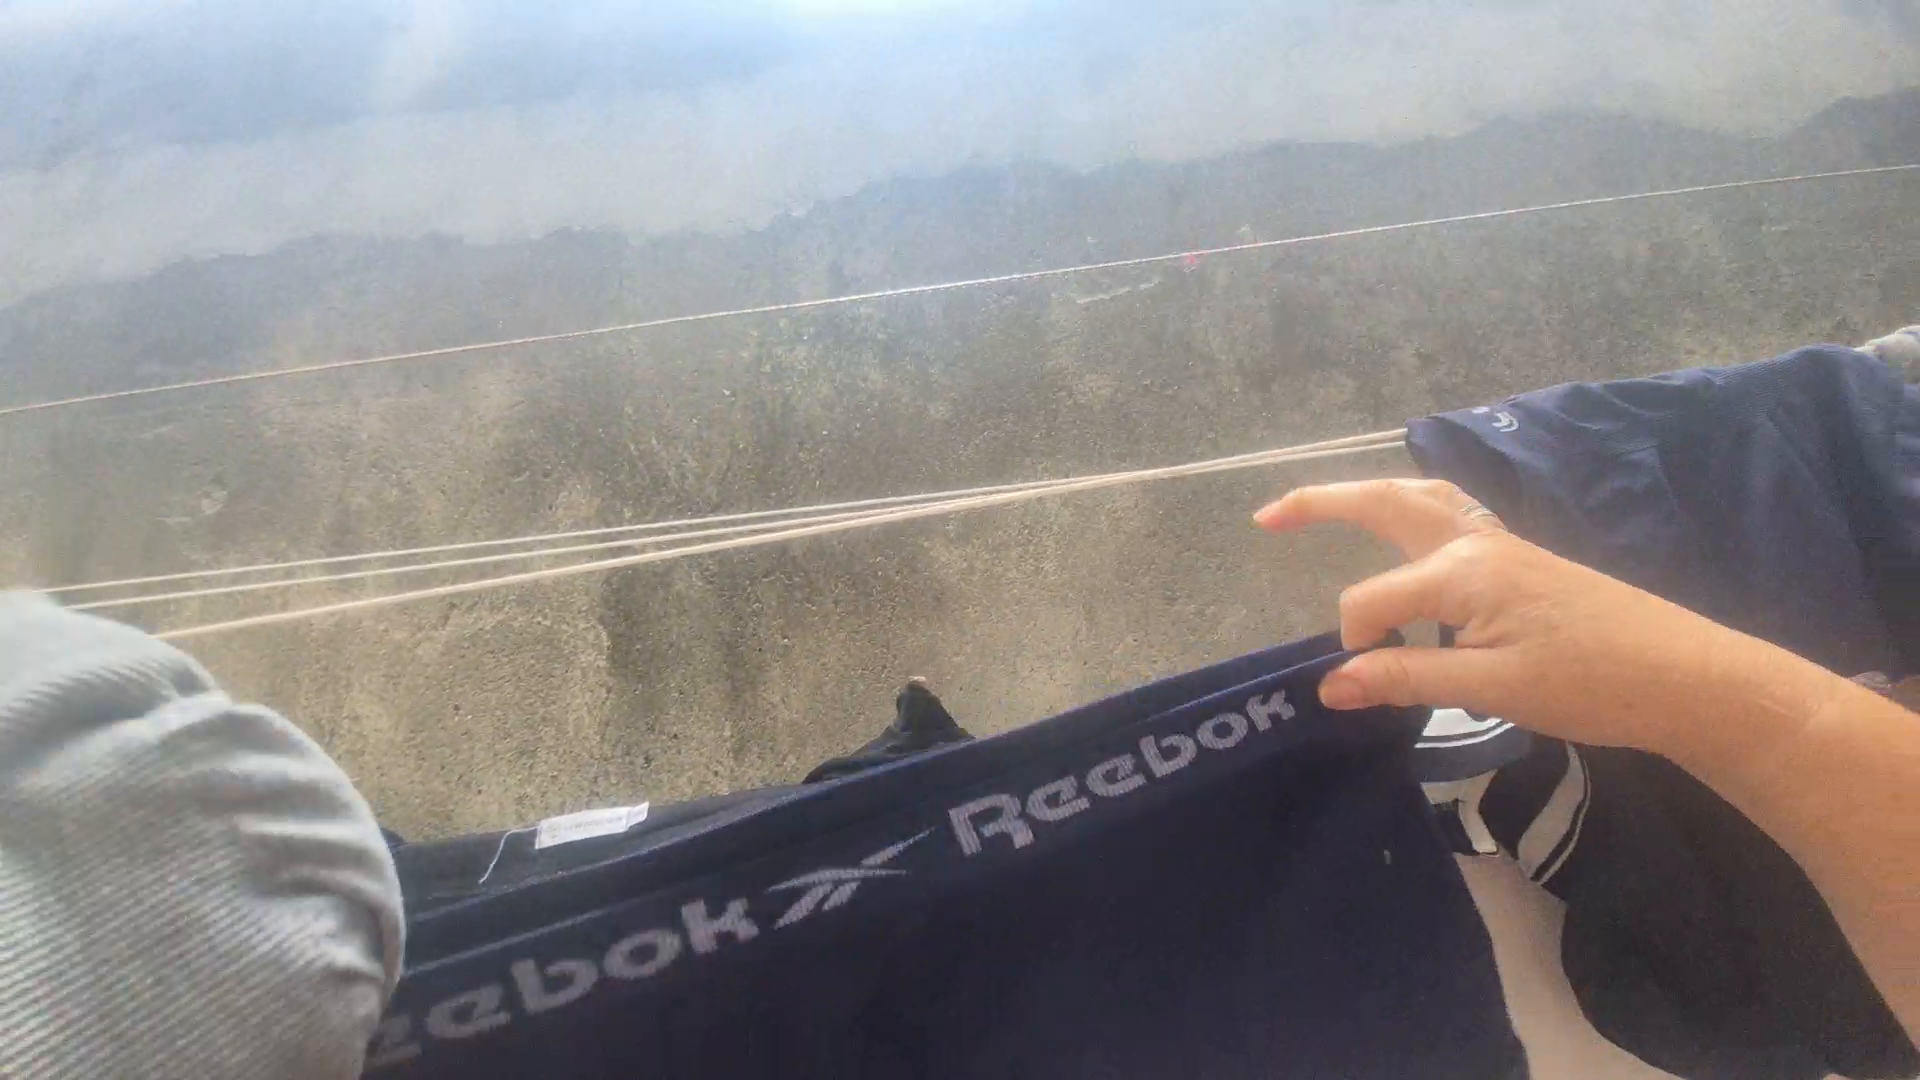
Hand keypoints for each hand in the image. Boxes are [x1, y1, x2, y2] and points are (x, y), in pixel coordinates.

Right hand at [1252, 478, 1812, 753]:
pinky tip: (1402, 535)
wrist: (1700, 681)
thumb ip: (1402, 677)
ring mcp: (1496, 543)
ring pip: (1417, 497)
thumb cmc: (1594, 684)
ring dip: (1364, 495)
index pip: (1370, 602)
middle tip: (1266, 516)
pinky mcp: (1515, 556)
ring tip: (1323, 507)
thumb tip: (1326, 684)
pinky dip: (1405, 509)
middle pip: (1382, 502)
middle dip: (1318, 503)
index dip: (1355, 646)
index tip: (1364, 687)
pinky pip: (1445, 514)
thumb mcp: (1491, 688)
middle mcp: (1471, 542)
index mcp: (1460, 571)